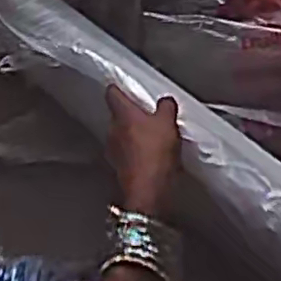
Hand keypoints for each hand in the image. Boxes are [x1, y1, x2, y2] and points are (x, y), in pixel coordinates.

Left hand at [106, 85, 180, 216]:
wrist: (147, 193)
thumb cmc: (156, 151)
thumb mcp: (168, 122)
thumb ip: (166, 107)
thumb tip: (164, 101)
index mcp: (122, 114)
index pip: (112, 93)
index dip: (118, 88)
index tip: (126, 87)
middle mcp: (112, 130)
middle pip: (117, 115)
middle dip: (130, 113)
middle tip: (147, 113)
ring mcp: (112, 151)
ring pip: (120, 134)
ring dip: (132, 134)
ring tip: (150, 136)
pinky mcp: (118, 169)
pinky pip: (125, 152)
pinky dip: (134, 152)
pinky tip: (148, 156)